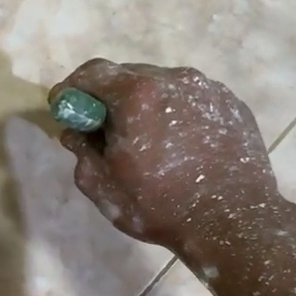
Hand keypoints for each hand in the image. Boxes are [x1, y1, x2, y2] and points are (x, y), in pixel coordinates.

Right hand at [50, 59, 283, 250]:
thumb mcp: (100, 183)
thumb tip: (76, 131)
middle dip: (107, 98)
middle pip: (127, 75)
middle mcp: (174, 80)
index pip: (92, 73)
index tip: (64, 109)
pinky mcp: (232, 104)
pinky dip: (172, 113)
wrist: (231, 222)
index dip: (71, 89)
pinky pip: (189, 99)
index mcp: (137, 95)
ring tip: (142, 139)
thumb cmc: (157, 204)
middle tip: (101, 129)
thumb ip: (81, 149)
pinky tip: (174, 144)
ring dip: (142, 105)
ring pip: (160, 86)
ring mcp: (208, 89)